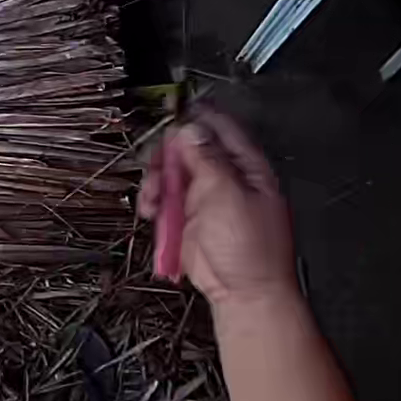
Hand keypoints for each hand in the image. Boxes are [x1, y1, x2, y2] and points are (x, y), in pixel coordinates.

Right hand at [139, 109, 298, 308]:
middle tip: (158, 162)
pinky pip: (162, 200)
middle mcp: (224, 179)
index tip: (177, 108)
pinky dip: (152, 202)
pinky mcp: (185, 219)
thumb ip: (207, 158)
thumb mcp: (228, 194)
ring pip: (170, 175)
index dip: (199, 117)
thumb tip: (191, 129)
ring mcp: (203, 199)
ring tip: (153, 195)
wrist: (240, 292)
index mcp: (246, 169)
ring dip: (156, 181)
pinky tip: (151, 209)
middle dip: (168, 154)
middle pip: (188, 150)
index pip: (222, 130)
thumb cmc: (250, 249)